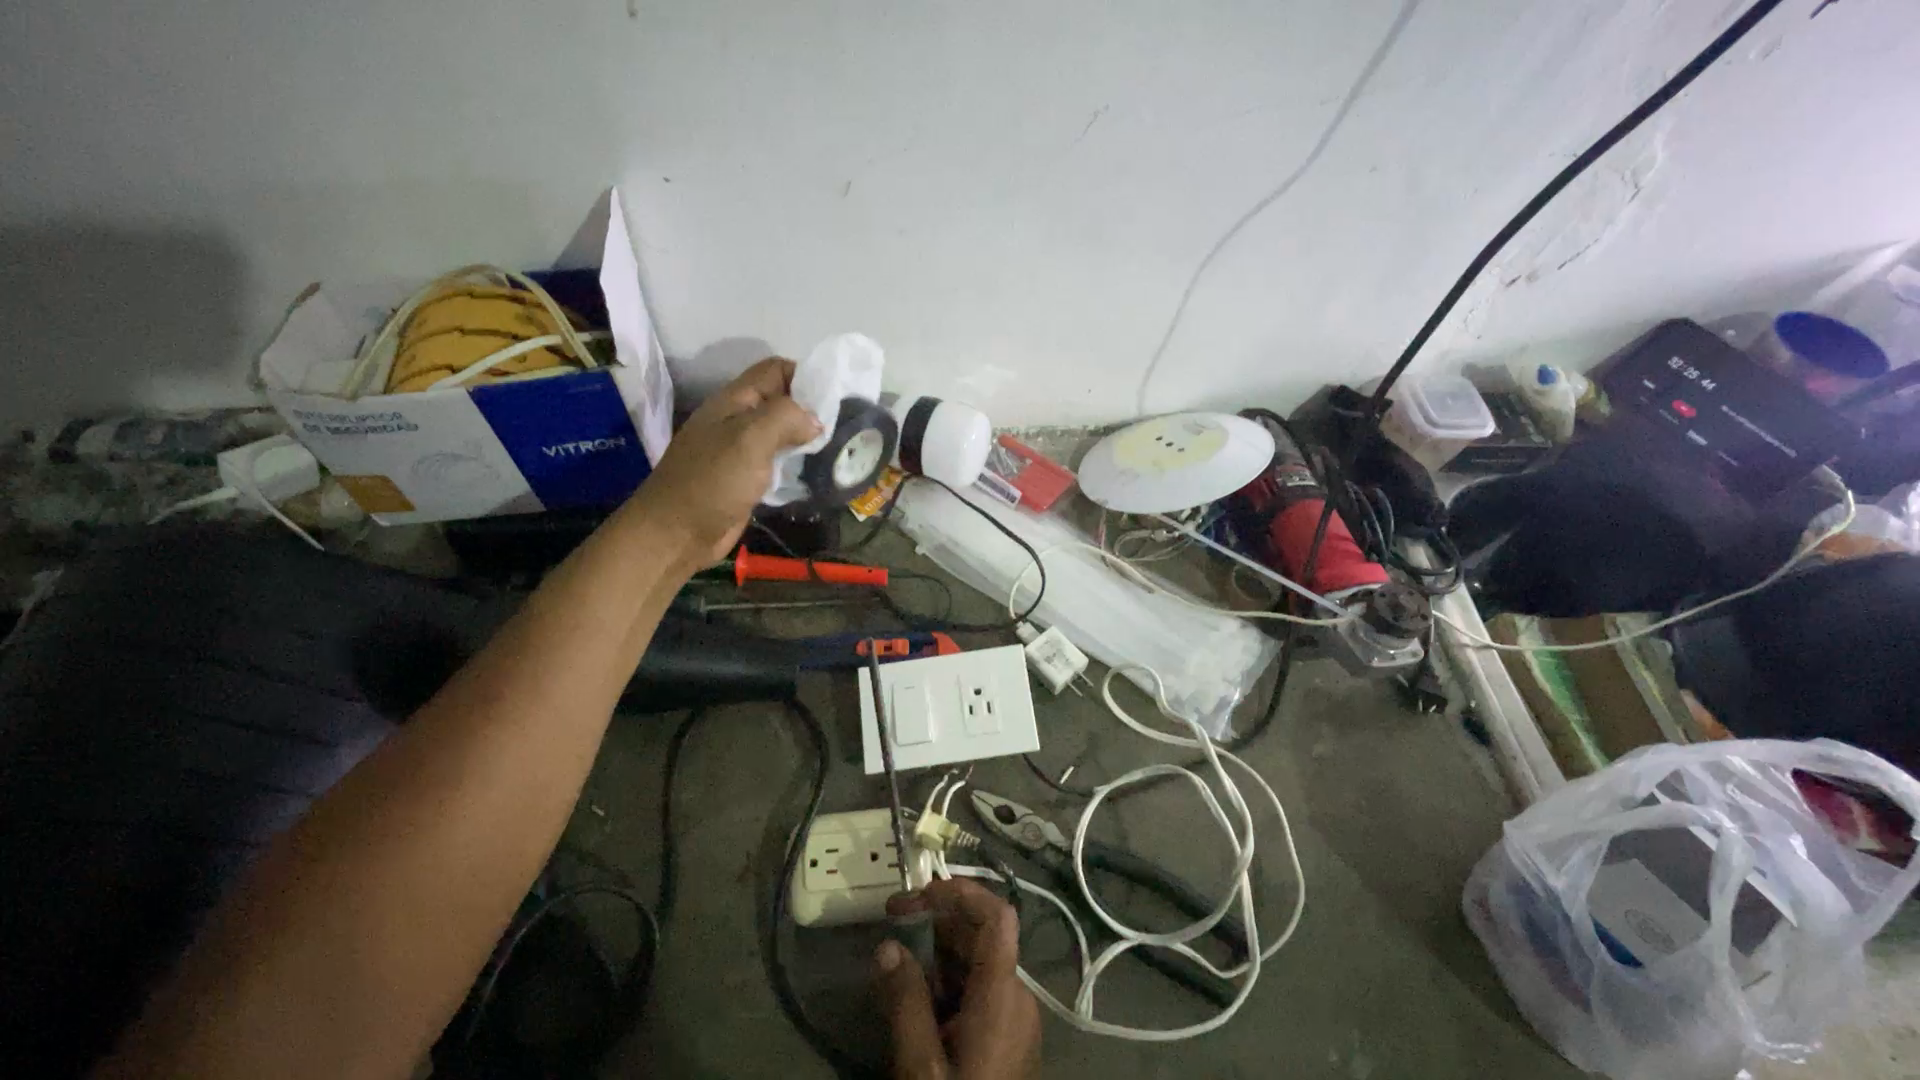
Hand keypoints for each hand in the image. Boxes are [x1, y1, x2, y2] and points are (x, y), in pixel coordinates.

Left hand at [624, 357, 821, 567]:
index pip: (776, 370)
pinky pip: (778, 462)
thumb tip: (816, 421)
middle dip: (812, 408)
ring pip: (782, 433)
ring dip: (807, 439)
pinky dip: (798, 464)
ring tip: (839, 448)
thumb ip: (785, 418)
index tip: (835, 396)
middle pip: (782, 400)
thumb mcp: (750, 438)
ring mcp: (741, 451)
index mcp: (735, 400)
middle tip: (845, 425)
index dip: (806, 375)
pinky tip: (817, 473)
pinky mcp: (746, 479)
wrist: (676, 533)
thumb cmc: (712, 481)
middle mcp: (738, 420)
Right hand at [874, 880, 1040, 1079]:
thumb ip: (906, 1003)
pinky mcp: (1009, 1036)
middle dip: (935, 923)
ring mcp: (1017, 1017)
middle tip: (890, 923)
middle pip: (981, 937)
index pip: (997, 917)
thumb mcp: (922, 1066)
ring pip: (977, 964)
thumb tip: (887, 946)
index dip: (961, 893)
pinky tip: (918, 1000)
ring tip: (896, 967)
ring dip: (937, 955)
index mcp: (1003, 995)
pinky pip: (979, 991)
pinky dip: (948, 983)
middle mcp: (1018, 996)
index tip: (917, 894)